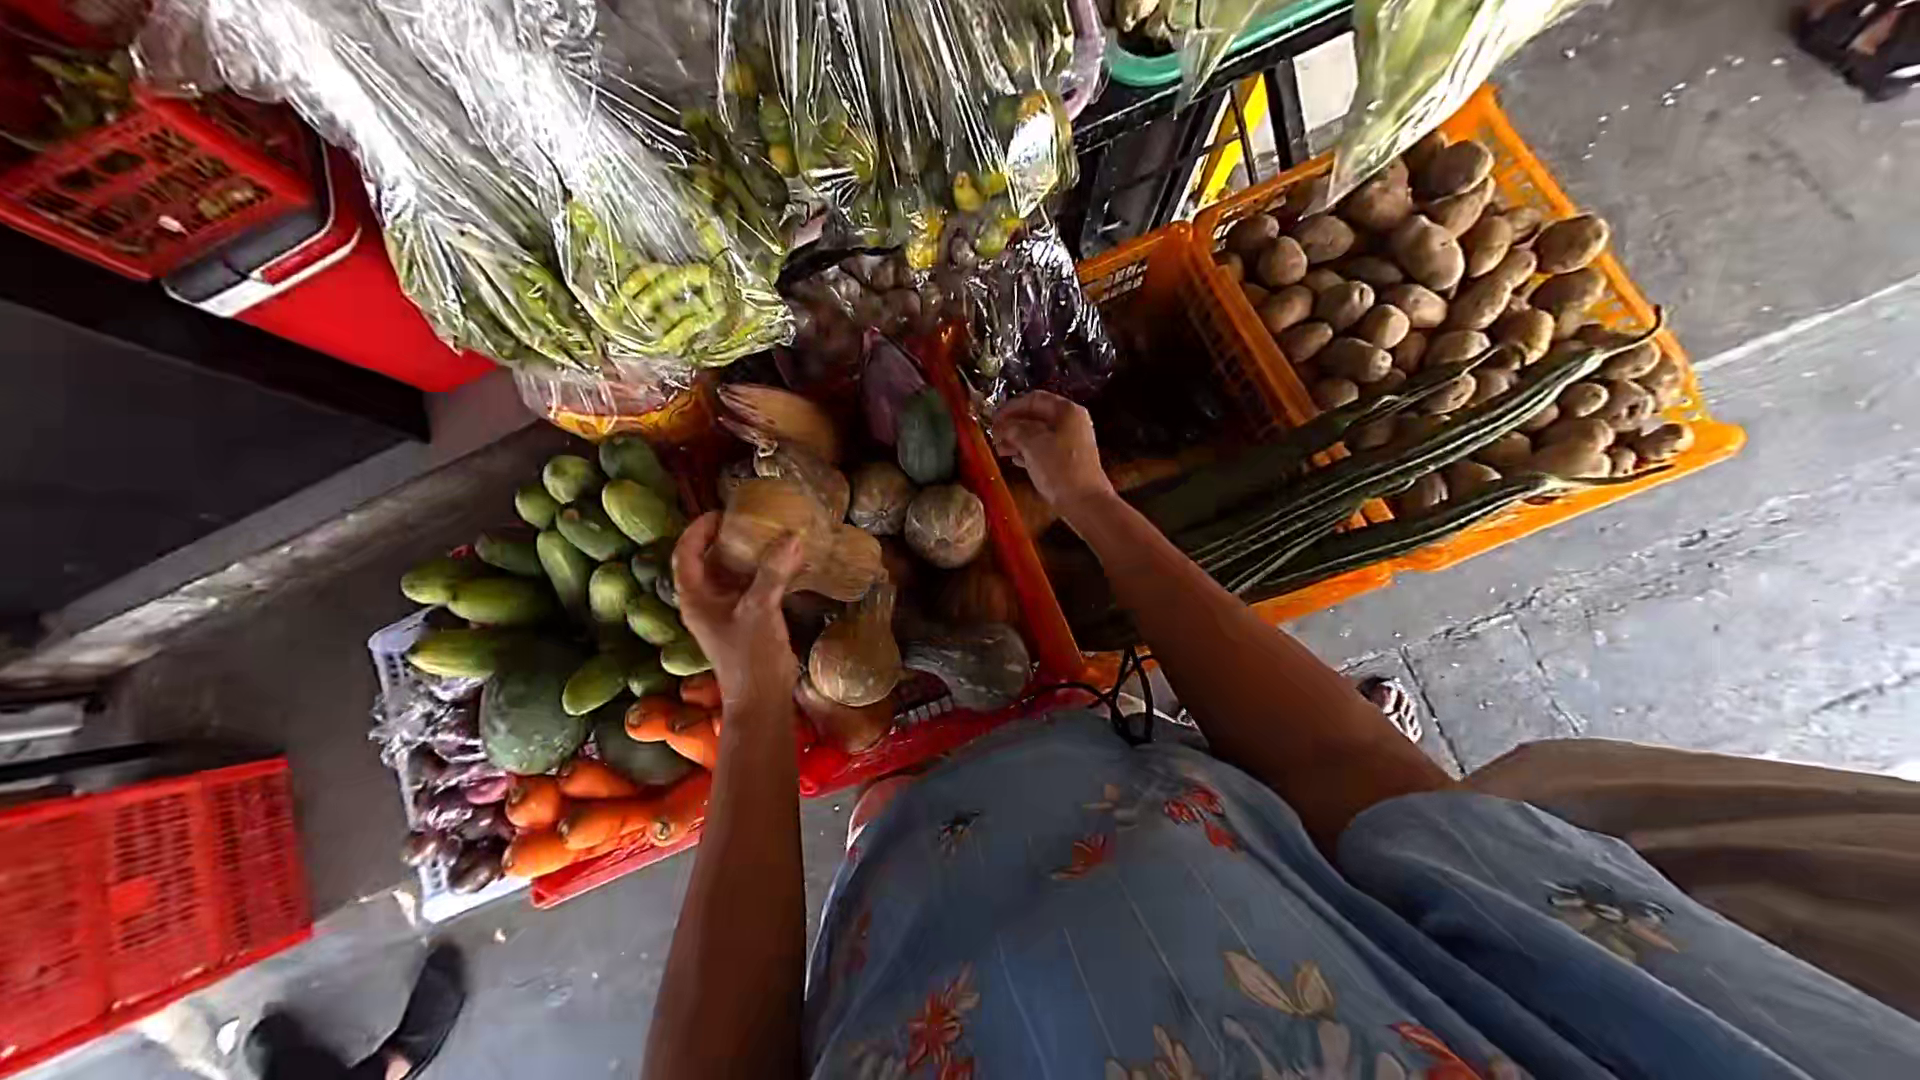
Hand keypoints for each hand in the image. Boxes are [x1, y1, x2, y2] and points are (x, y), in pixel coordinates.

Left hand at [671, 512, 804, 718]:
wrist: (762, 699)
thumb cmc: (750, 656)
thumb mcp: (759, 610)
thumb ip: (773, 572)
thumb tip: (792, 537)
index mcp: (695, 598)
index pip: (685, 554)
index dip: (698, 530)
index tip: (721, 512)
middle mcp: (705, 603)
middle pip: (707, 561)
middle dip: (725, 539)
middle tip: (750, 520)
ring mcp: (725, 613)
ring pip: (730, 575)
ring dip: (746, 556)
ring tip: (768, 536)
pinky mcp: (746, 621)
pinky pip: (749, 588)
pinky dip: (763, 573)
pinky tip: (784, 564)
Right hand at [991, 391, 1114, 519]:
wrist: (1085, 502)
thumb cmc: (1060, 469)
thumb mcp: (1032, 444)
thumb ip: (1015, 429)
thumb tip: (1004, 426)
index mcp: (1067, 411)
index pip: (1034, 399)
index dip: (1011, 407)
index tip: (994, 419)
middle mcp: (1071, 422)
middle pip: (1036, 416)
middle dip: (1013, 425)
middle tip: (994, 436)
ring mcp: (1071, 442)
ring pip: (1038, 434)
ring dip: (1017, 439)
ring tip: (1000, 449)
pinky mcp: (1068, 460)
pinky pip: (1043, 449)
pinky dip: (1027, 451)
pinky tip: (1014, 459)